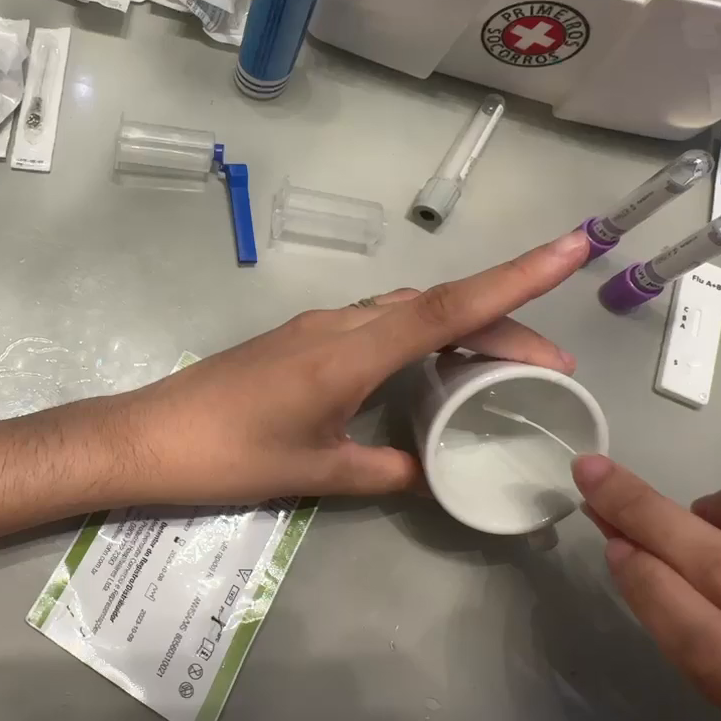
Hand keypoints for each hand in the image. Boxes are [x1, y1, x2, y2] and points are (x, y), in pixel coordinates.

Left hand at [106, 230, 588, 505]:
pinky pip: (369, 325)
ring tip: (499, 366)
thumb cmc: (227, 456)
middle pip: (432, 308)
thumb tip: (423, 469)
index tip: (570, 248)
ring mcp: (310, 328)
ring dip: (454, 328)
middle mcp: (335, 326)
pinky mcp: (292, 340)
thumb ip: (378, 468)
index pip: (446, 308)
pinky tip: (421, 368)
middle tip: (550, 366)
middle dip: (498, 323)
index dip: (513, 279)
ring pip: (400, 312)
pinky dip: (411, 337)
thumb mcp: (312, 472)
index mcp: (348, 353)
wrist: (150, 436)